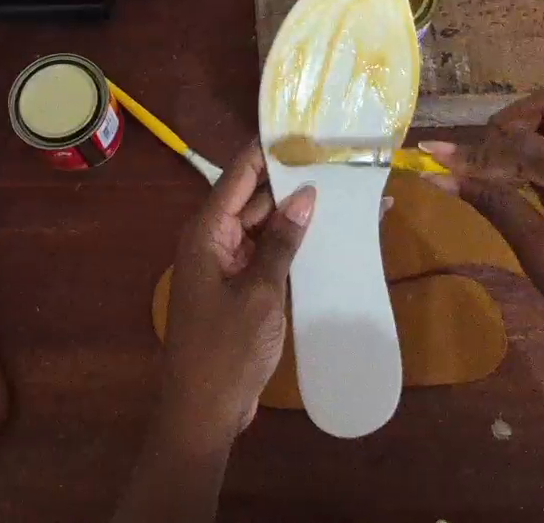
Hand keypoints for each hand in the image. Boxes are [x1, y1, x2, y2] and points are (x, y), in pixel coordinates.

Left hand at [156, 146, 315, 450]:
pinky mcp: (239, 286)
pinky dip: (290, 244)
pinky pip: (265, 252)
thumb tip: (306, 195)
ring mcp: (226, 264)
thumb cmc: (225, 350)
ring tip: (340, 192)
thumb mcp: (260, 293)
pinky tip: (325, 237)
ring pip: (263, 225)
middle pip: (254, 198)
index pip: (239, 175)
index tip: (301, 129)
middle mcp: (214, 239)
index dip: (267, 151)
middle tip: (334, 161)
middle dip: (290, 181)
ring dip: (294, 214)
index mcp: (207, 232)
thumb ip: (281, 243)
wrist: (203, 415)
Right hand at [421, 91, 543, 363]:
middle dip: (508, 126)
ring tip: (506, 182)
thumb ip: (494, 205)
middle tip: (483, 163)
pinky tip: (535, 194)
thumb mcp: (540, 257)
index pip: (531, 147)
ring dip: (524, 138)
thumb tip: (438, 175)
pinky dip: (542, 153)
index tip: (435, 156)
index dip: (479, 152)